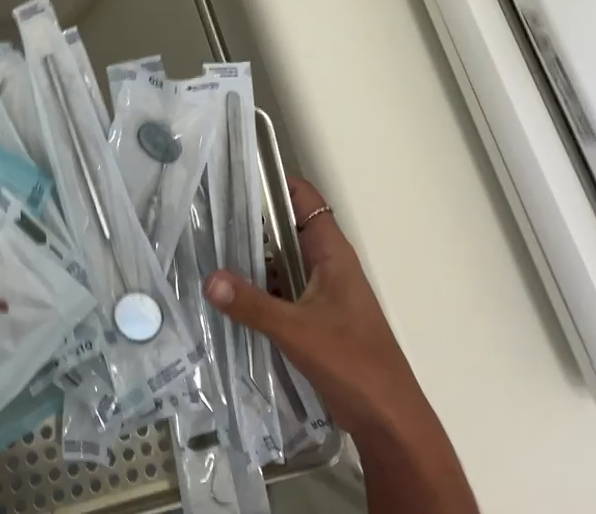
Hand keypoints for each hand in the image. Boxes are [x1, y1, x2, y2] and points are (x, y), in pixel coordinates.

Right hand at [205, 178, 426, 438]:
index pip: (303, 199)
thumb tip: (209, 279)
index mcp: (332, 254)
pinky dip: (256, 289)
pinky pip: (279, 291)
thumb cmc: (354, 363)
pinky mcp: (314, 318)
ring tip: (205, 249)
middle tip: (205, 214)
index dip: (273, 182)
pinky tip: (225, 294)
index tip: (233, 175)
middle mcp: (326, 265)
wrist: (390, 421)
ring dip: (249, 259)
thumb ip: (252, 304)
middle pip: (284, 228)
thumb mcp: (297, 331)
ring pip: (279, 261)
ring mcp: (320, 293)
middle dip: (249, 221)